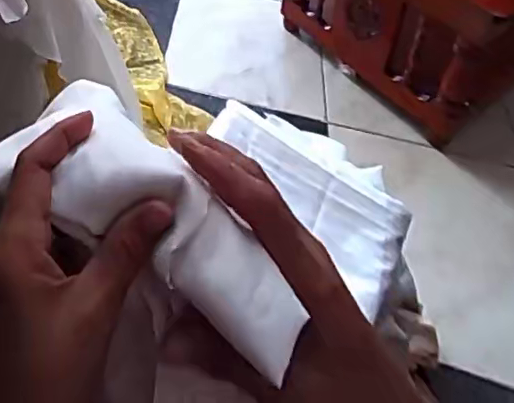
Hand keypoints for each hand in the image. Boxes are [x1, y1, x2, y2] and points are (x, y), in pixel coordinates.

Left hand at [0, 112, 174, 402]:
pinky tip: (96, 244)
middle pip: (31, 193)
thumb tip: (159, 204)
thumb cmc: (48, 378)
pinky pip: (35, 250)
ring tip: (113, 196)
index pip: (31, 170)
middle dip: (70, 172)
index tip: (90, 120)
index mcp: (8, 245)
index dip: (59, 138)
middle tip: (111, 158)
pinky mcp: (4, 299)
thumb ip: (123, 254)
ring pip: (35, 224)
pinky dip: (66, 239)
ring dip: (71, 209)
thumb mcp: (92, 313)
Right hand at [164, 130, 425, 402]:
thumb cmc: (346, 396)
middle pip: (263, 184)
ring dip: (227, 163)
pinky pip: (267, 209)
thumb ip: (227, 358)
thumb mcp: (286, 387)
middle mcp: (309, 251)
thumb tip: (167, 336)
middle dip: (219, 153)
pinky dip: (237, 185)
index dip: (220, 170)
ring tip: (189, 150)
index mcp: (309, 275)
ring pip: (266, 191)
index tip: (182, 146)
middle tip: (175, 137)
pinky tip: (216, 189)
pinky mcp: (304, 260)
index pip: (262, 206)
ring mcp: (309, 252)